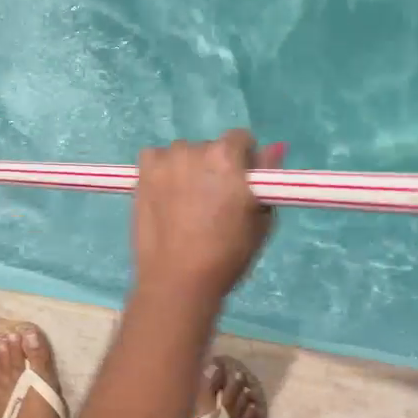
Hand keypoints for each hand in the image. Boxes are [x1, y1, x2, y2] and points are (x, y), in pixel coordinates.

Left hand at [131, 130, 285, 306]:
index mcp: (227, 156)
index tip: (240, 185)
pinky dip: (161, 171)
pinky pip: (156, 159)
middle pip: (210, 148)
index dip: (244, 161)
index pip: (241, 139)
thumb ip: (267, 177)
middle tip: (212, 201)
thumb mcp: (261, 219)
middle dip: (215, 167)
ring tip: (185, 204)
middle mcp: (194, 149)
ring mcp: (165, 160)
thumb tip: (275, 147)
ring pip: (183, 155)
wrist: (178, 278)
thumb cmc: (227, 254)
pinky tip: (164, 197)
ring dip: (187, 169)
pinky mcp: (142, 172)